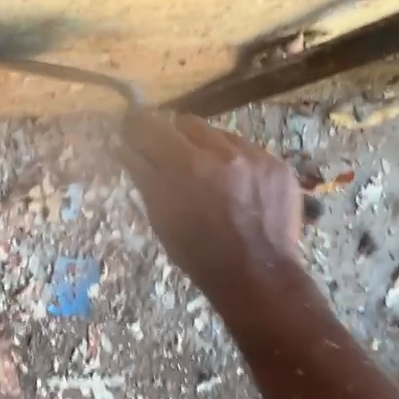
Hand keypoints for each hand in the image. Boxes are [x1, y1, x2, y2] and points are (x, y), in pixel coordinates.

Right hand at [118, 110, 305, 298]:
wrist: (256, 276)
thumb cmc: (197, 251)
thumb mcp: (160, 214)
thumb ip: (142, 173)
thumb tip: (121, 145)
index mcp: (186, 165)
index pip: (153, 126)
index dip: (141, 126)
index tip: (136, 131)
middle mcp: (221, 151)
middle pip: (187, 122)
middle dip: (175, 135)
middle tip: (172, 155)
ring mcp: (254, 156)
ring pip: (219, 134)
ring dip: (206, 147)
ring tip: (207, 175)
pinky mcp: (277, 165)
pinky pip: (248, 150)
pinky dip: (235, 161)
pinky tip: (235, 185)